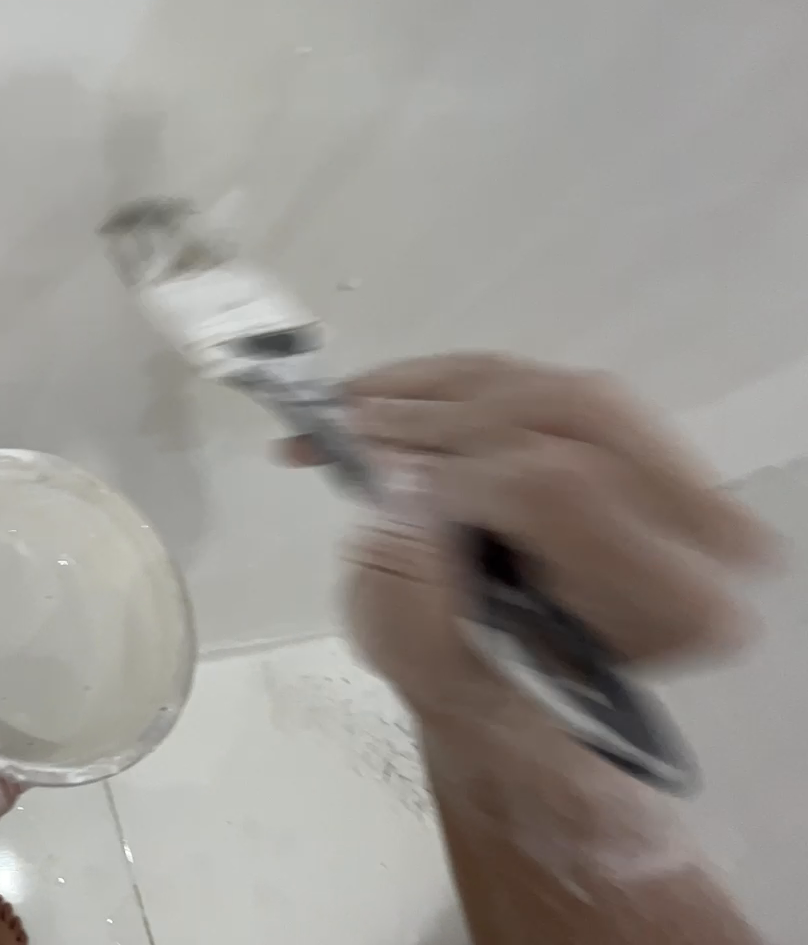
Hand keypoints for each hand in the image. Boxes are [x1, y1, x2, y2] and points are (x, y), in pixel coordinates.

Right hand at [284, 353, 775, 724]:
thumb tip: (396, 478)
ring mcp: (680, 481)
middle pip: (567, 413)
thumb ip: (403, 577)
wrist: (502, 666)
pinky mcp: (637, 446)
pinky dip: (443, 381)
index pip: (556, 484)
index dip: (446, 470)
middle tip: (344, 428)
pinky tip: (377, 395)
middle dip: (434, 414)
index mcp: (662, 603)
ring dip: (431, 390)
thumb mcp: (413, 649)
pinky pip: (540, 379)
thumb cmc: (459, 668)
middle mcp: (702, 535)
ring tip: (349, 411)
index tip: (368, 480)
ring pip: (551, 387)